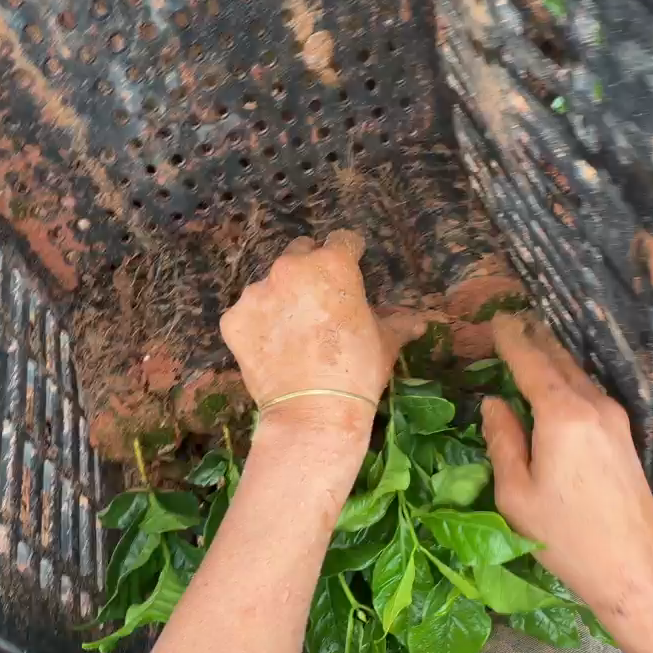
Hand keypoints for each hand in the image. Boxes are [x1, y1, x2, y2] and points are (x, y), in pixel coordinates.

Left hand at [220, 230, 421, 438]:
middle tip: (320, 302)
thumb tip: (419, 321)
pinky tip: (272, 350)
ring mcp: (257, 292)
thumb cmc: (358, 371)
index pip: (342, 240)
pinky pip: (248, 315)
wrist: (315, 411)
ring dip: (282, 299)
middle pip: (300, 253)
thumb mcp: (385, 342)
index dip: (350, 253)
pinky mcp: (233, 319)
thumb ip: (399, 323)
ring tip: (294, 333)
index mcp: (333, 264)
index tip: (351, 266)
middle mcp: (290, 268)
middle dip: (311, 270)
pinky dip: (258, 326)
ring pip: (271, 285)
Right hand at [481, 314, 652, 627]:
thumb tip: (493, 404)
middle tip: (512, 322)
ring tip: (531, 344)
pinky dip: (568, 379)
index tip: (497, 320)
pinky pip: (589, 394)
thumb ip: (502, 441)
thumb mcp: (516, 494)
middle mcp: (594, 406)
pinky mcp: (625, 436)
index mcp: (563, 416)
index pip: (531, 363)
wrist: (635, 569)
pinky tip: (557, 383)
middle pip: (560, 361)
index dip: (511, 340)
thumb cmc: (566, 538)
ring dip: (553, 358)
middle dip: (534, 339)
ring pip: (578, 376)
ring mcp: (616, 420)